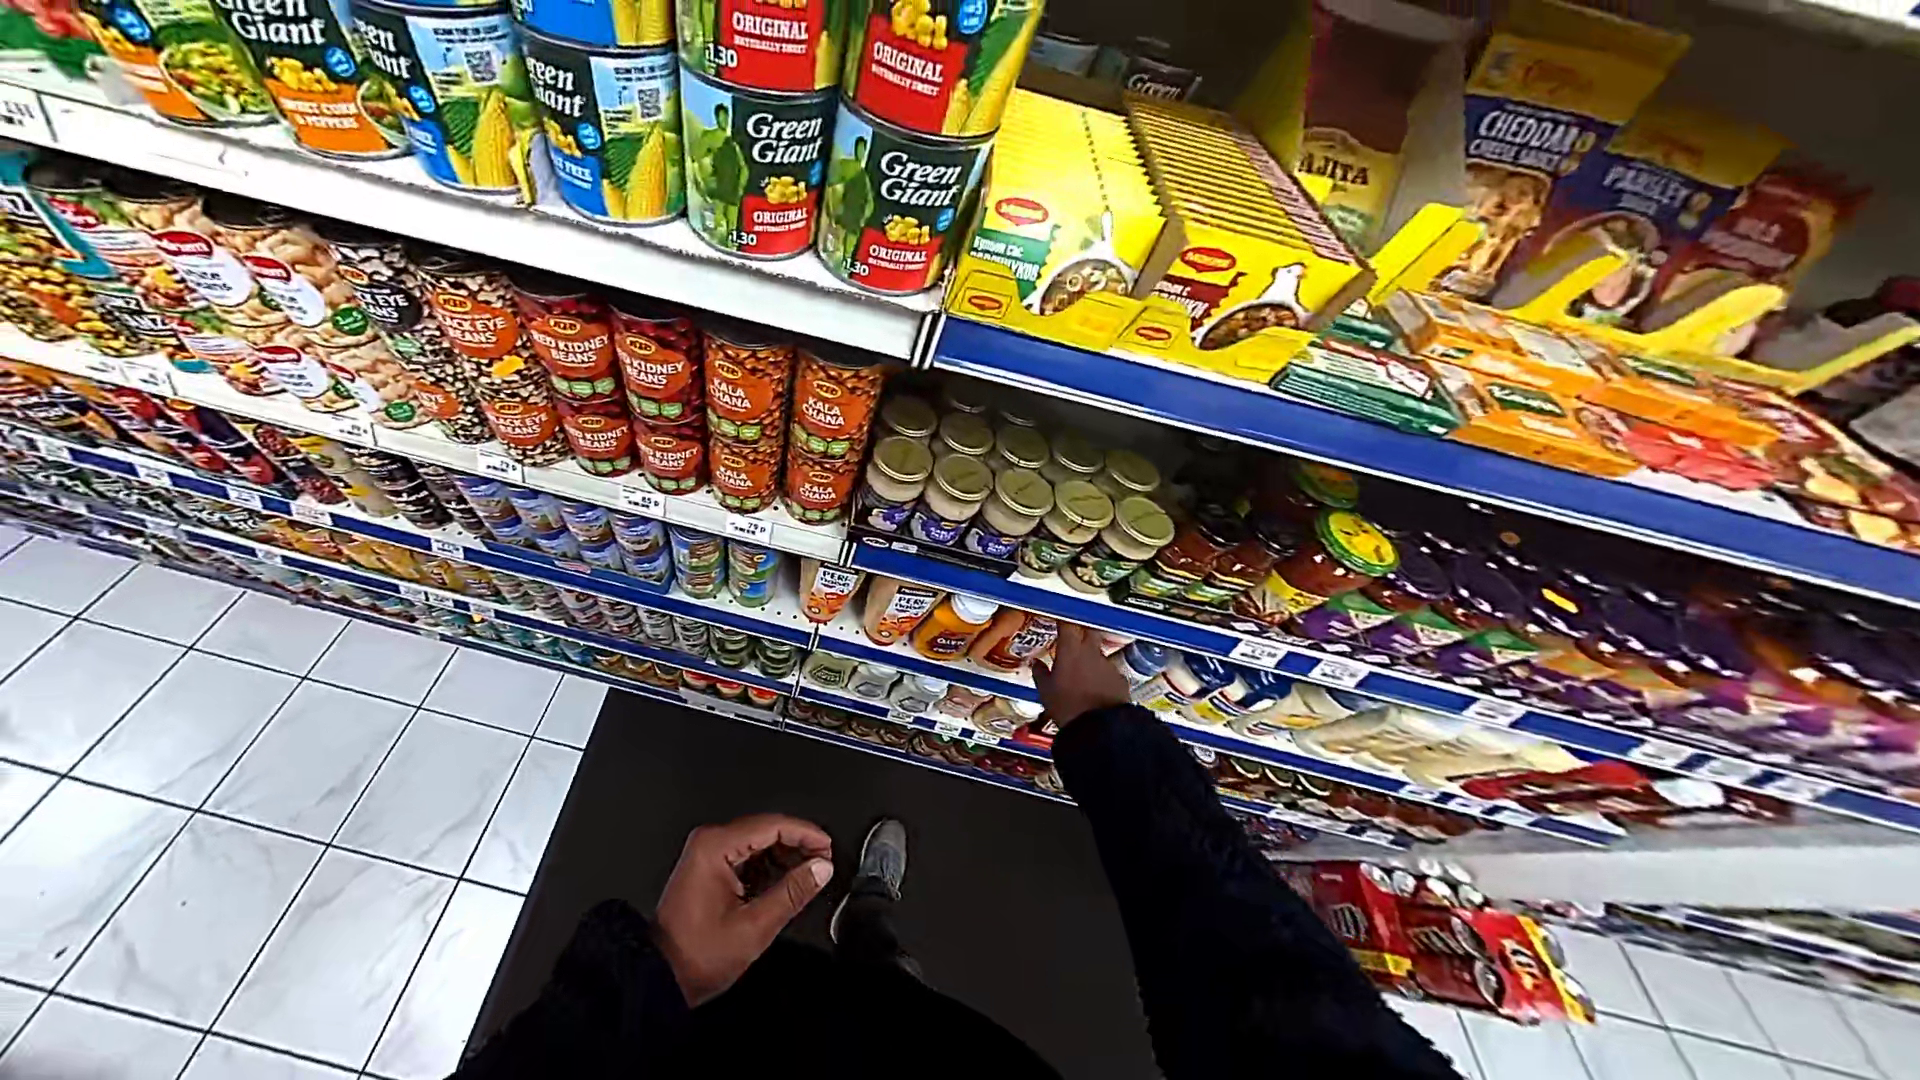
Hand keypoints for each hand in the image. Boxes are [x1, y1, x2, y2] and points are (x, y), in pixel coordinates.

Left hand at [654, 813, 833, 1005]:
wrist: (657, 981)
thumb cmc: (698, 957)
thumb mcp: (754, 927)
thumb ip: (793, 892)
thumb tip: (822, 868)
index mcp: (715, 846)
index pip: (773, 825)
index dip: (806, 834)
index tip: (828, 848)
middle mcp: (710, 840)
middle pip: (767, 828)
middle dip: (798, 844)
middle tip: (823, 862)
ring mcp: (707, 851)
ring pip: (759, 840)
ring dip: (786, 855)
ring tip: (808, 874)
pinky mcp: (708, 864)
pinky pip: (747, 853)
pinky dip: (769, 864)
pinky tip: (786, 880)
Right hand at [1032, 623, 1130, 729]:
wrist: (1100, 729)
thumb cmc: (1069, 708)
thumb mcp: (1046, 692)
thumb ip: (1040, 673)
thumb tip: (1036, 665)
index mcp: (1071, 650)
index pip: (1066, 624)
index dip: (1061, 619)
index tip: (1057, 618)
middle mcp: (1091, 653)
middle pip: (1087, 632)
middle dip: (1079, 633)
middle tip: (1069, 639)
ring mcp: (1107, 665)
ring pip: (1098, 653)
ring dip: (1089, 657)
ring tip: (1079, 670)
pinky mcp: (1119, 680)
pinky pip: (1108, 671)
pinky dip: (1100, 675)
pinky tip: (1094, 687)